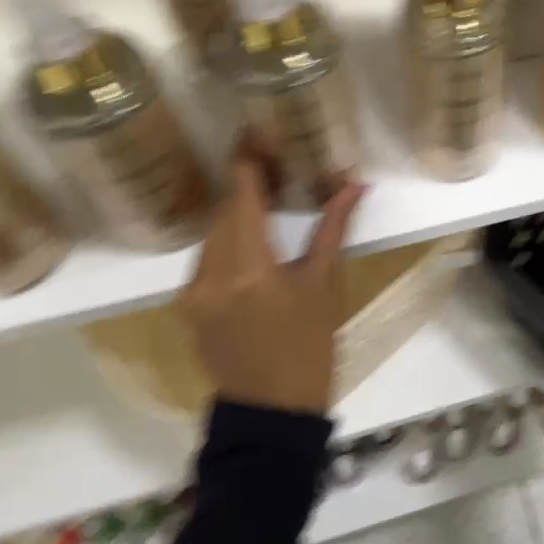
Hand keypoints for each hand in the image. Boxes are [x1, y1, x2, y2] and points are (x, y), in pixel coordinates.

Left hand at [180, 137, 366, 415]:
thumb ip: (333, 228)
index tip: (254, 130)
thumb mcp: (324, 285)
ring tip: (264, 193)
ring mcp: (193, 291)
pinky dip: (226, 239)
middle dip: (245, 183)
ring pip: (211, 232)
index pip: (241, 195)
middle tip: (272, 159)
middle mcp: (211, 274)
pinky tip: (249, 235)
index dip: (246, 159)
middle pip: (223, 210)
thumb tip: (354, 184)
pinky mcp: (189, 305)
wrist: (273, 413)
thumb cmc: (309, 348)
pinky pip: (206, 256)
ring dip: (235, 210)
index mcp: (249, 268)